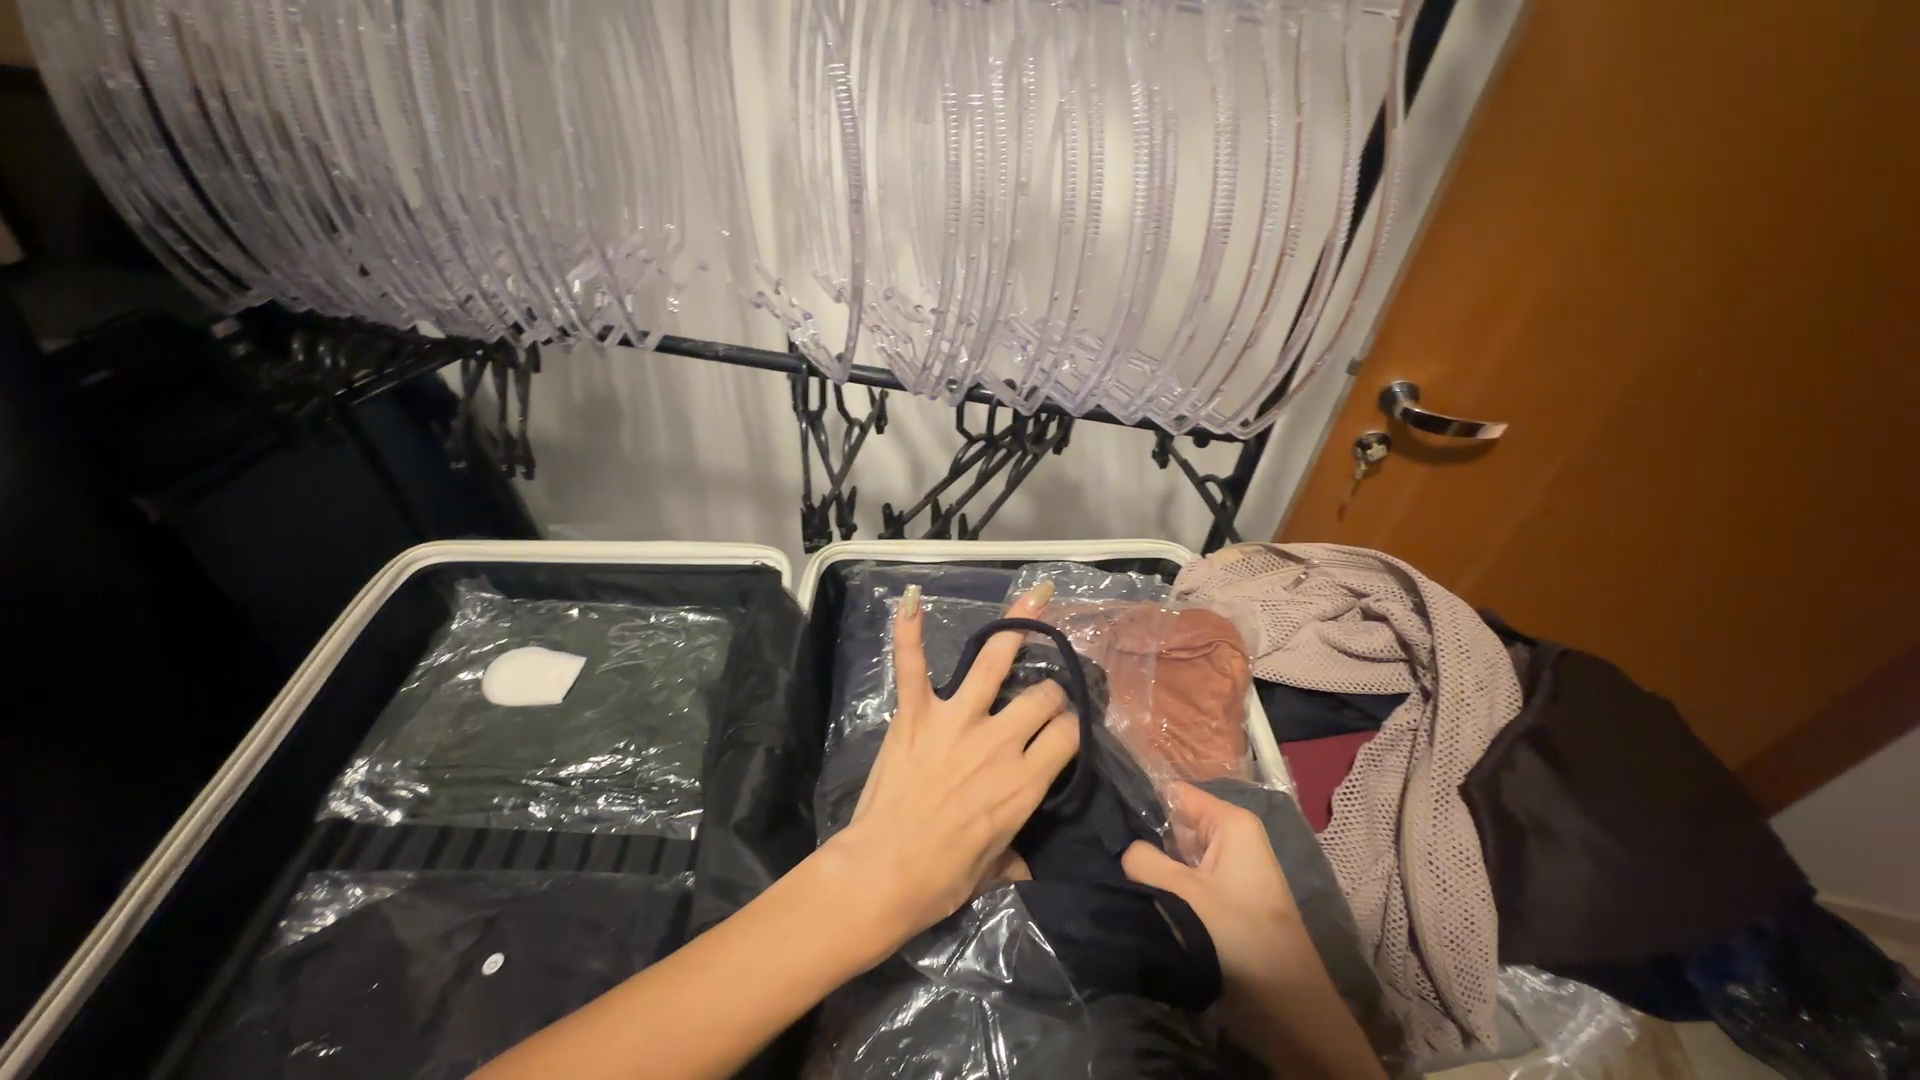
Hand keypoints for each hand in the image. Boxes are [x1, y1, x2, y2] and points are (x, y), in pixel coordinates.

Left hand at [819, 581, 1080, 951]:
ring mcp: (956, 721)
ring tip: (1033, 602)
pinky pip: (913, 665)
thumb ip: (1015, 858)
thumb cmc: (944, 879)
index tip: (1065, 730)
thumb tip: (1026, 867)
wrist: (885, 873)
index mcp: (1026, 781)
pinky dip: (909, 631)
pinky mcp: (914, 715)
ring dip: (1016, 629)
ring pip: (996, 661)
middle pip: (1043, 694)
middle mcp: (1000, 741)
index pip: (1068, 732)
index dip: (1071, 727)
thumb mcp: (994, 872)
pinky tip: (912, 598)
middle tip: (1042, 693)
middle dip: (1050, 689)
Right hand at [1125, 782, 1385, 1079]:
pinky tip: (1136, 890)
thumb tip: (1124, 849)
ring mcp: (1229, 869)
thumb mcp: (1184, 895)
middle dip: (1144, 835)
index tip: (1104, 812)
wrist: (1286, 1004)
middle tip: (1103, 846)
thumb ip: (1145, 862)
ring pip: (1178, 853)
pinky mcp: (1224, 898)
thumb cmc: (1240, 935)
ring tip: (1113, 868)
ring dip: (1153, 864)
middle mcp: (1232, 837)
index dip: (1140, 799)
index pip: (1175, 793)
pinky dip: (1166, 884)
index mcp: (1231, 823)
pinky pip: (1187, 878)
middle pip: (1176, 822)